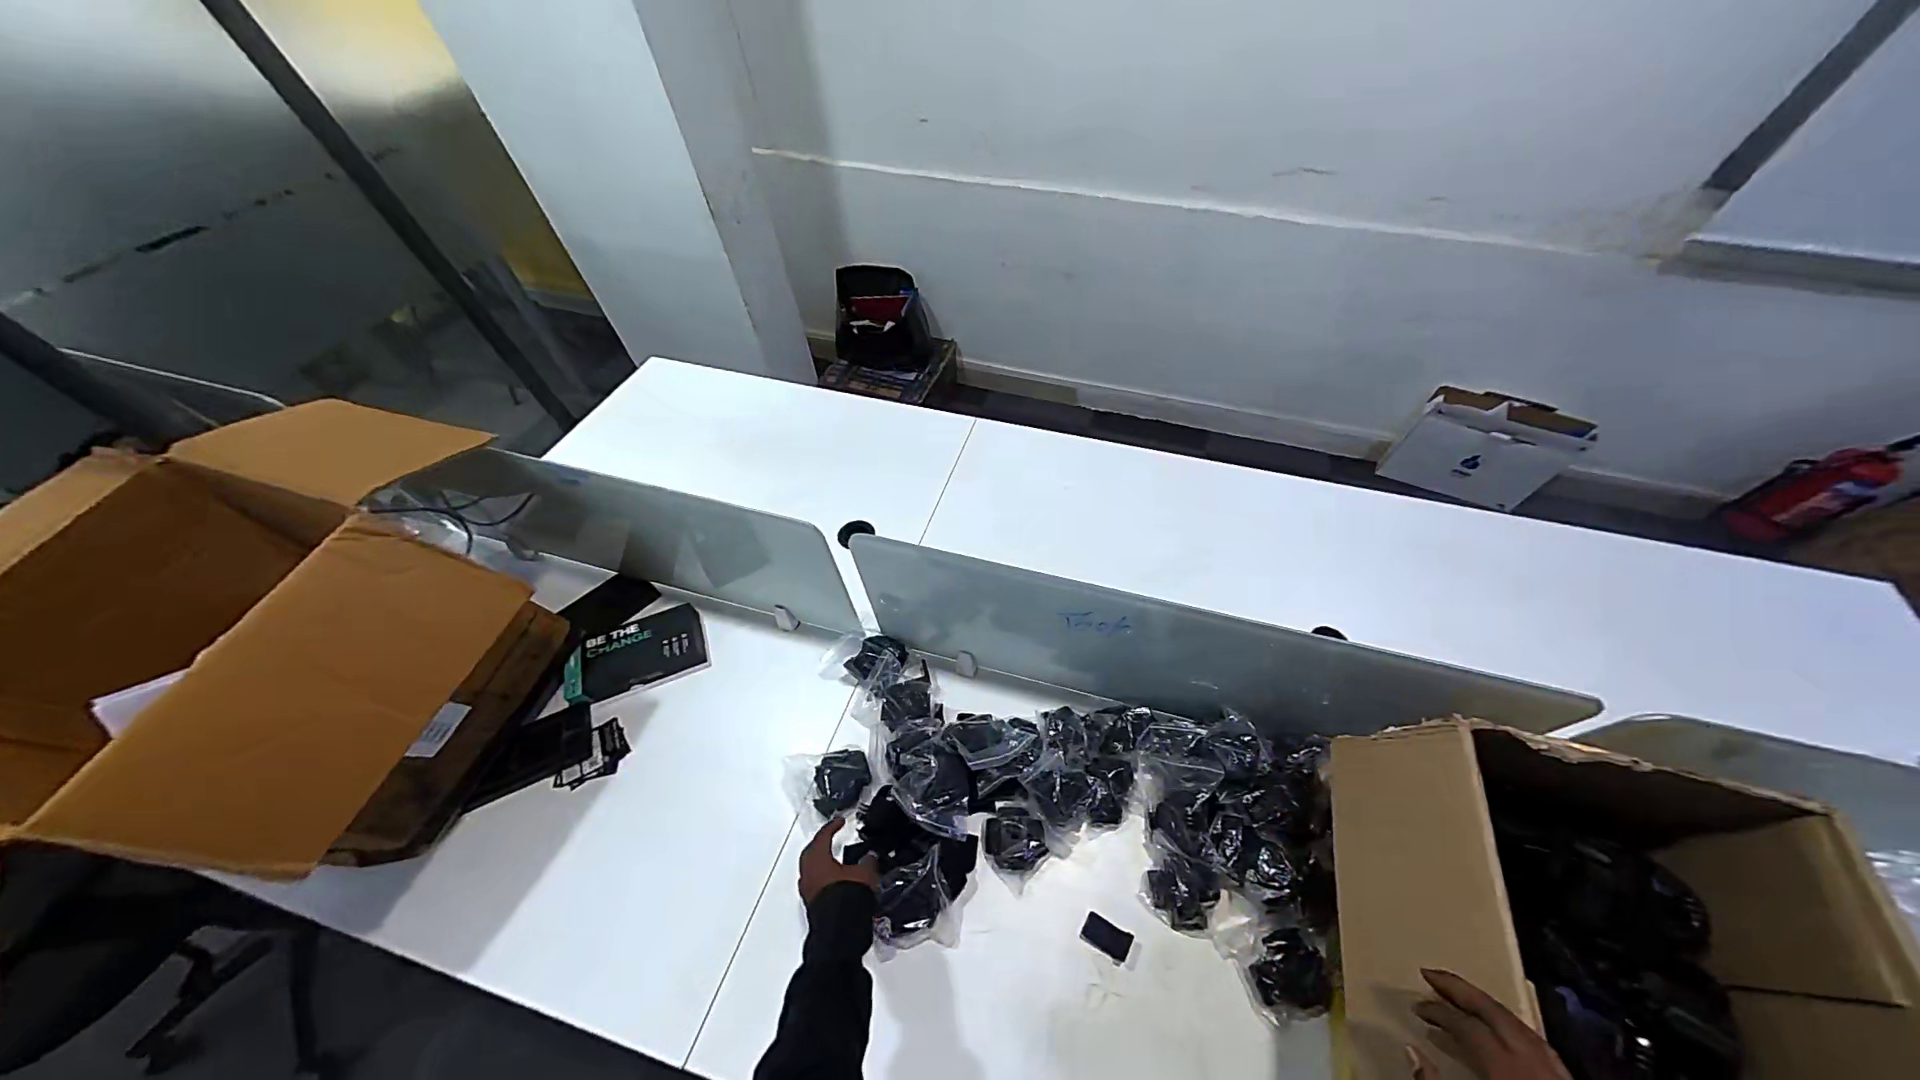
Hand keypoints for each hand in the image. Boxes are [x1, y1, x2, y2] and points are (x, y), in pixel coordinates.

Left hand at [798, 817, 877, 904]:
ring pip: (812, 871)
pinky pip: (816, 887)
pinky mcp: (812, 906)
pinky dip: (825, 881)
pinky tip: (837, 884)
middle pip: (812, 852)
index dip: (832, 826)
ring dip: (823, 864)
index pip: (823, 836)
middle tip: (831, 838)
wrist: (839, 929)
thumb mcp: (865, 872)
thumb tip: (870, 858)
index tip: (839, 821)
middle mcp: (808, 873)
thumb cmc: (846, 896)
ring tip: (837, 863)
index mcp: (817, 858)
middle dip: (822, 844)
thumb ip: (867, 861)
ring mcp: (808, 891)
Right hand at [1407, 969, 1572, 1079]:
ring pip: (1519, 1025)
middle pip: (1494, 1012)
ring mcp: (1556, 1074)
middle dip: (1460, 990)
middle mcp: (1533, 1063)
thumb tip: (1412, 1052)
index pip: (1467, 1026)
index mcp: (1507, 1069)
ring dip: (1487, 1006)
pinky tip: (1502, 1030)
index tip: (1417, 1008)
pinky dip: (1513, 1027)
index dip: (1438, 1011)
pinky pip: (1538, 1043)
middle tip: (1431, 975)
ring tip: (1462, 998)